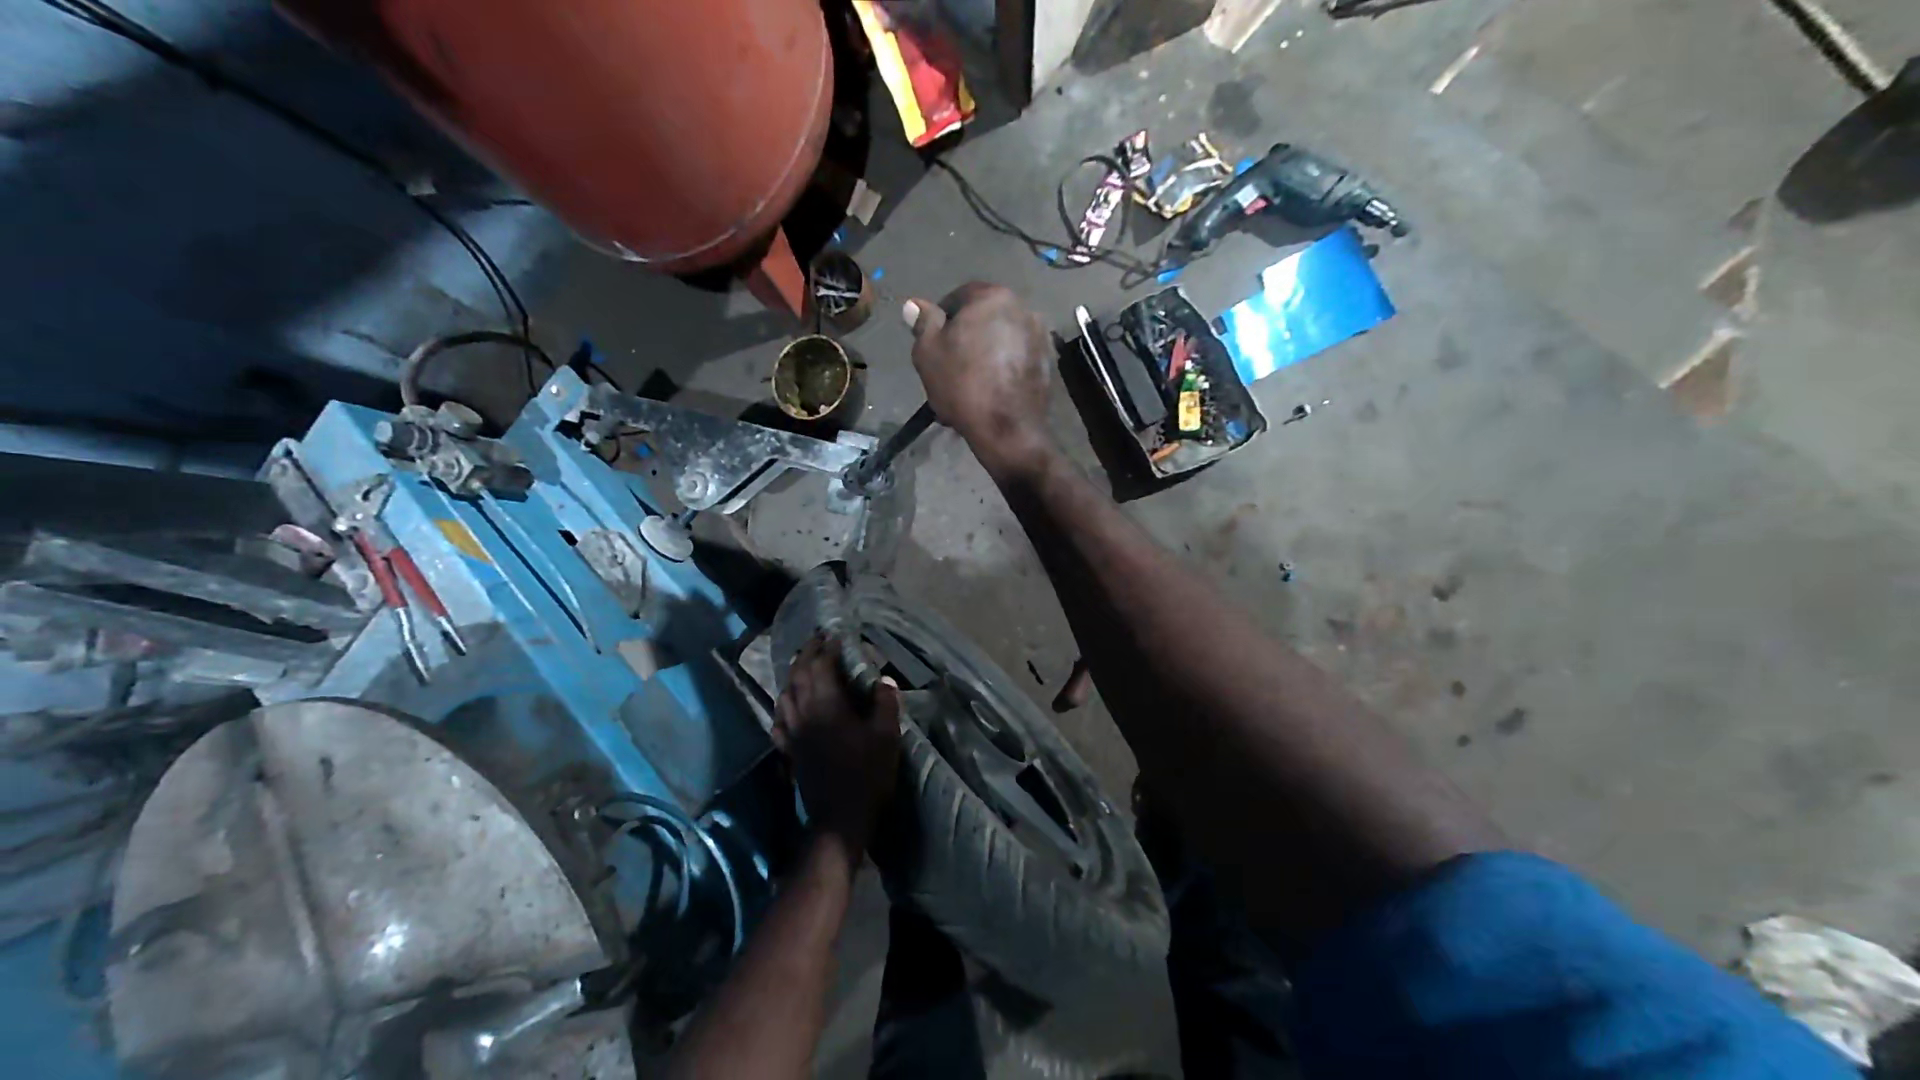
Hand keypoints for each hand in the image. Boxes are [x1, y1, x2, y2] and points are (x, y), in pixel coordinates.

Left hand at [773, 636, 901, 847]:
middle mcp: (803, 712)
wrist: (840, 818)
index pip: (821, 665)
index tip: (837, 634)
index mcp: (826, 704)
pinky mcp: (788, 749)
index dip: (827, 647)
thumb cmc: (867, 773)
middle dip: (808, 654)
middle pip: (798, 674)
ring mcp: (792, 732)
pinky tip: (788, 704)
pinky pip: (779, 718)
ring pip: (785, 693)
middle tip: (819, 640)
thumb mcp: (886, 736)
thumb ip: (884, 703)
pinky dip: (784, 703)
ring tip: (804, 666)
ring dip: (794, 674)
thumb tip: (883, 679)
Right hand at [902, 284, 1054, 473]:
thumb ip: (923, 322)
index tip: (933, 341)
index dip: (943, 318)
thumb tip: (914, 304)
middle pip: (985, 317)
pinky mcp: (1047, 362)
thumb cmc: (962, 384)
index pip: (960, 296)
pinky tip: (990, 389)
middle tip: (950, 363)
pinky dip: (1003, 367)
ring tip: (970, 380)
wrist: (1007, 428)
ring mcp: (1039, 335)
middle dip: (967, 335)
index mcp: (993, 297)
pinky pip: (1016, 357)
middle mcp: (1023, 307)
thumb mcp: (928, 352)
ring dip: (985, 351)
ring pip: (1002, 338)